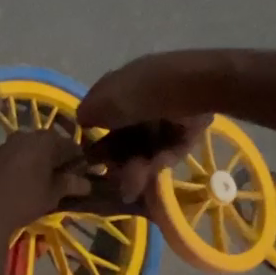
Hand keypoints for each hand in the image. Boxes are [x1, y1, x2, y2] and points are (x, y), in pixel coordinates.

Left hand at [0, 131, 91, 244]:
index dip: (79, 162)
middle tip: (64, 182)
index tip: (81, 178)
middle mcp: (28, 134)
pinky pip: (18, 155)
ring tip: (44, 183)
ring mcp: (9, 142)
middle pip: (52, 145)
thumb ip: (71, 184)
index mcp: (47, 140)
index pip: (72, 147)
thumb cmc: (25, 199)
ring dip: (41, 162)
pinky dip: (25, 164)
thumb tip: (86, 183)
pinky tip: (25, 181)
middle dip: (59, 161)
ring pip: (33, 149)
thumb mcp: (53, 194)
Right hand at [80, 53, 216, 203]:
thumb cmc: (137, 94)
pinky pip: (170, 146)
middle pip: (126, 133)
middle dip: (118, 160)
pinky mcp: (189, 125)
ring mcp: (166, 110)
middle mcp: (142, 96)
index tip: (91, 160)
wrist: (191, 87)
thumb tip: (84, 121)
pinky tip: (153, 174)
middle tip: (114, 182)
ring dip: (137, 168)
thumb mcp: (100, 104)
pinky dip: (161, 160)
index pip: (102, 112)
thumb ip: (88, 114)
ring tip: (131, 190)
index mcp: (119, 84)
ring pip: (148, 144)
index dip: (96, 136)